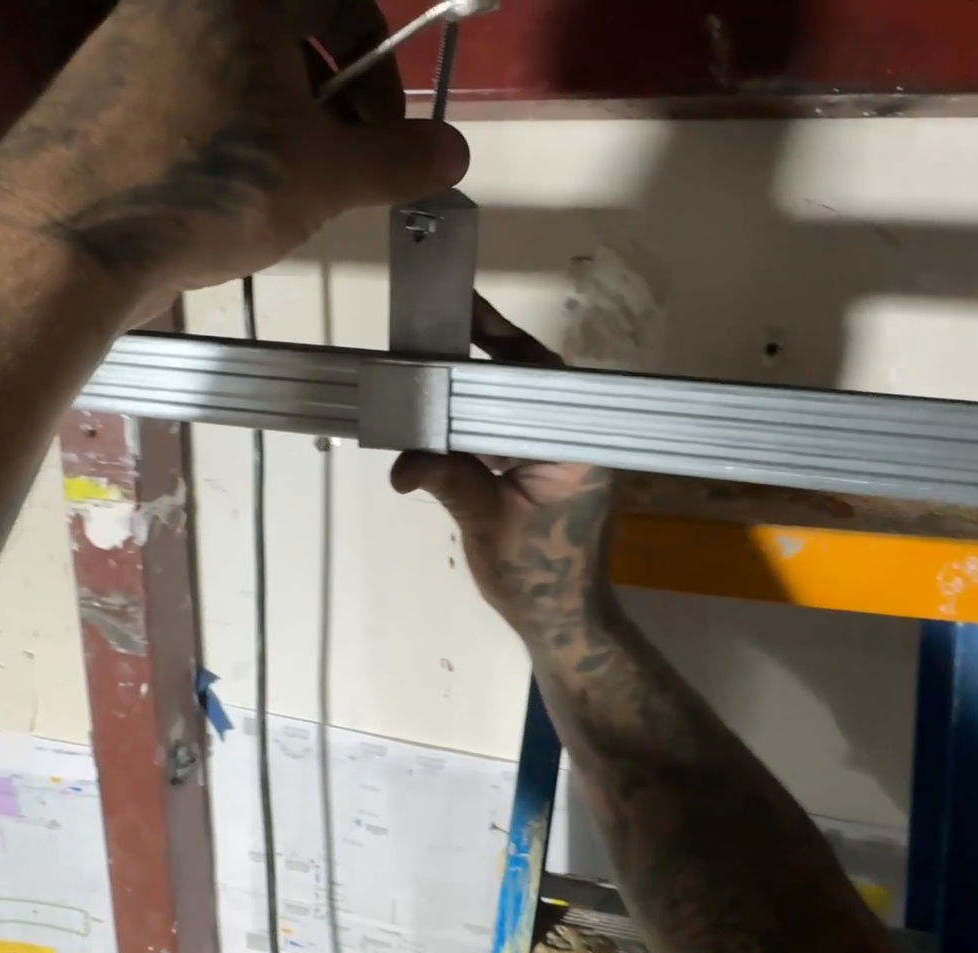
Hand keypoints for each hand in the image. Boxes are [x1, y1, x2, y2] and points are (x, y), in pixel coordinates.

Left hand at [0, 0, 468, 293]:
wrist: (70, 235)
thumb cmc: (207, 188)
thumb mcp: (325, 178)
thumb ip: (398, 160)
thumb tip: (455, 151)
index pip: (341, 1)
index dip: (383, 64)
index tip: (388, 130)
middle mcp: (185, 5)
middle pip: (292, 38)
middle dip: (337, 105)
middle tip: (346, 168)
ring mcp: (140, 48)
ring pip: (245, 78)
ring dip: (289, 131)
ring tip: (293, 196)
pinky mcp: (113, 97)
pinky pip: (200, 105)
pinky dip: (237, 143)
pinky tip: (234, 202)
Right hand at [390, 299, 616, 643]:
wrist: (558, 618)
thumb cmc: (534, 576)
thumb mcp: (486, 525)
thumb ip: (450, 481)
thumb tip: (402, 462)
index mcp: (576, 444)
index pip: (537, 375)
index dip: (498, 340)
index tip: (460, 310)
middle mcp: (574, 437)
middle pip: (527, 378)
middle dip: (483, 352)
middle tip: (437, 322)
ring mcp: (560, 450)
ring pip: (516, 400)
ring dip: (476, 384)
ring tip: (430, 357)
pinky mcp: (543, 465)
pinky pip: (508, 427)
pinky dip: (476, 419)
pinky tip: (441, 411)